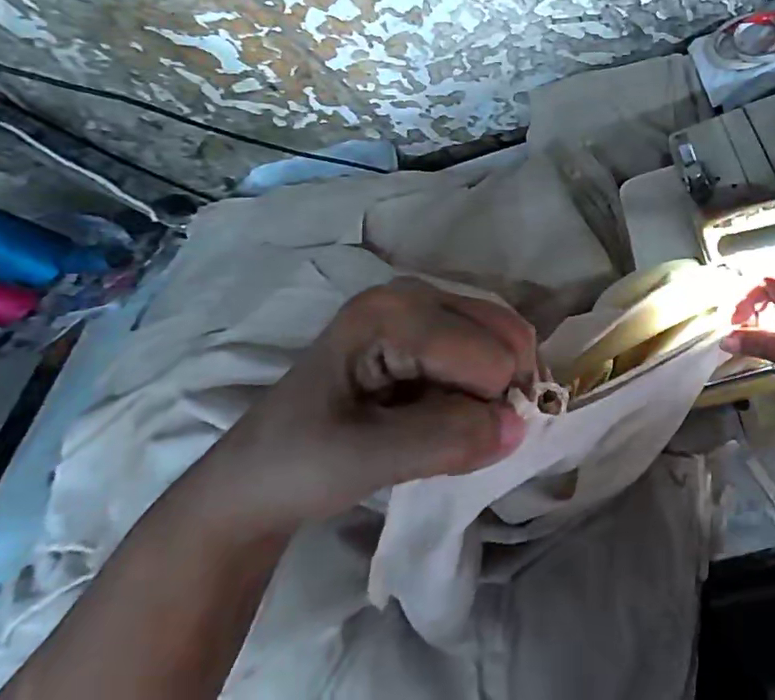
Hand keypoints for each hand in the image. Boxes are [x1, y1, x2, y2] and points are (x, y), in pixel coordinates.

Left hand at [190, 278, 534, 533]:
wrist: (255, 481)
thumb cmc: (297, 465)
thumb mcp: (364, 461)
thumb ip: (444, 440)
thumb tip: (520, 426)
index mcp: (390, 312)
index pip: (486, 355)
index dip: (486, 407)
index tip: (453, 447)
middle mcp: (411, 294)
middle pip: (503, 333)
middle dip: (502, 391)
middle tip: (465, 438)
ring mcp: (418, 308)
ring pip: (501, 340)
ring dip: (495, 391)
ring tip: (453, 429)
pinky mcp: (424, 330)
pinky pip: (485, 350)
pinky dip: (485, 388)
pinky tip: (449, 414)